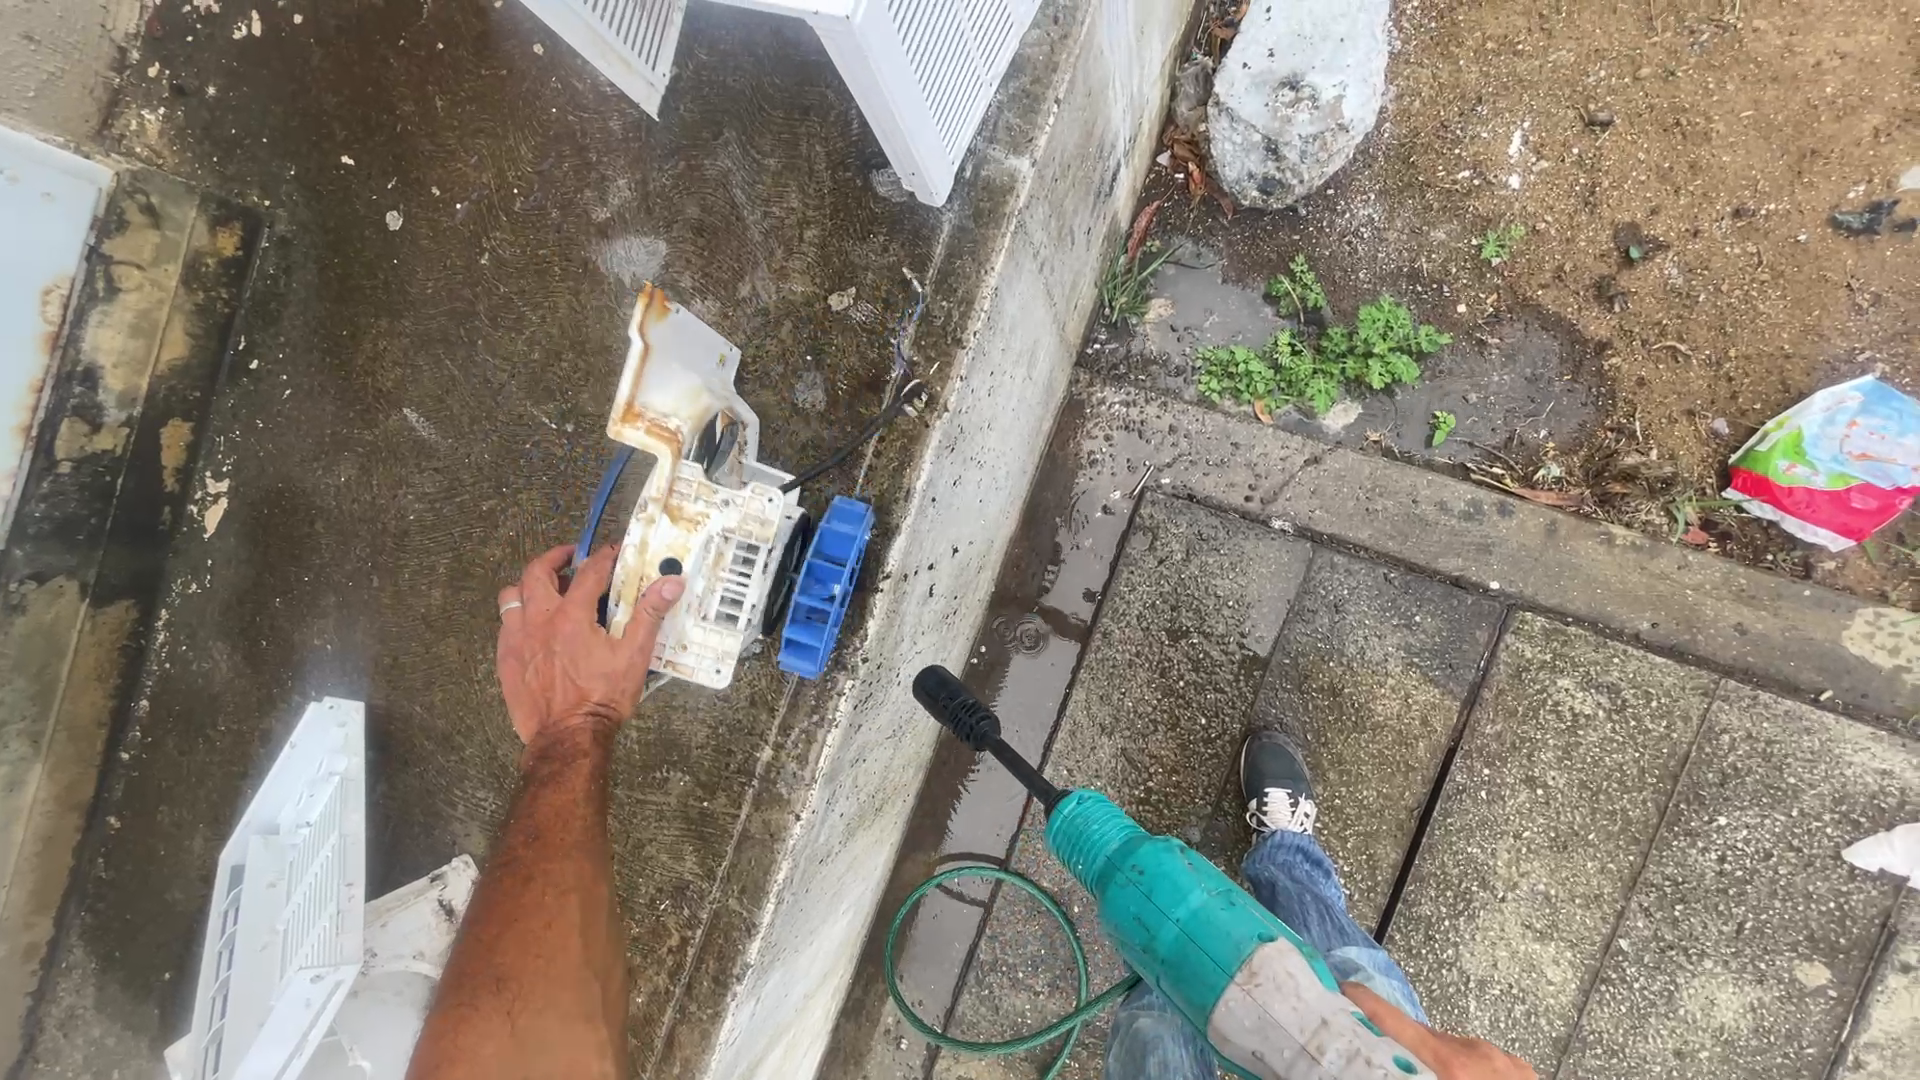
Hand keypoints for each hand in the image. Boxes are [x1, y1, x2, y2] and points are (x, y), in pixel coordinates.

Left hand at [495, 544, 682, 745]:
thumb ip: (650, 614)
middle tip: (571, 556)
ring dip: (529, 586)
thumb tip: (671, 583)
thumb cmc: (603, 697)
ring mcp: (517, 640)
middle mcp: (539, 621)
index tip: (614, 552)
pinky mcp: (506, 661)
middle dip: (555, 558)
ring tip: (547, 589)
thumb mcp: (635, 655)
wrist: (568, 737)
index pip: (589, 572)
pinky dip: (519, 615)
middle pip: (536, 573)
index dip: (604, 557)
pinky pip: (504, 626)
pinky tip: (535, 626)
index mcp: (572, 616)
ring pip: (511, 596)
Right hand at [1342, 983, 1536, 1079]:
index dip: (1363, 1002)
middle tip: (1391, 1063)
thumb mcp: (1436, 1079)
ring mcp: (1503, 1060)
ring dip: (1442, 1065)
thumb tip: (1380, 1066)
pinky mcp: (1524, 1070)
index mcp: (1448, 1065)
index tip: (1341, 991)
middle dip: (1404, 1047)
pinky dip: (1473, 1073)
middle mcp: (1473, 1053)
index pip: (1392, 1019)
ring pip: (1455, 1050)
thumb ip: (1410, 1071)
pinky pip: (1485, 1062)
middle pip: (1422, 1036)